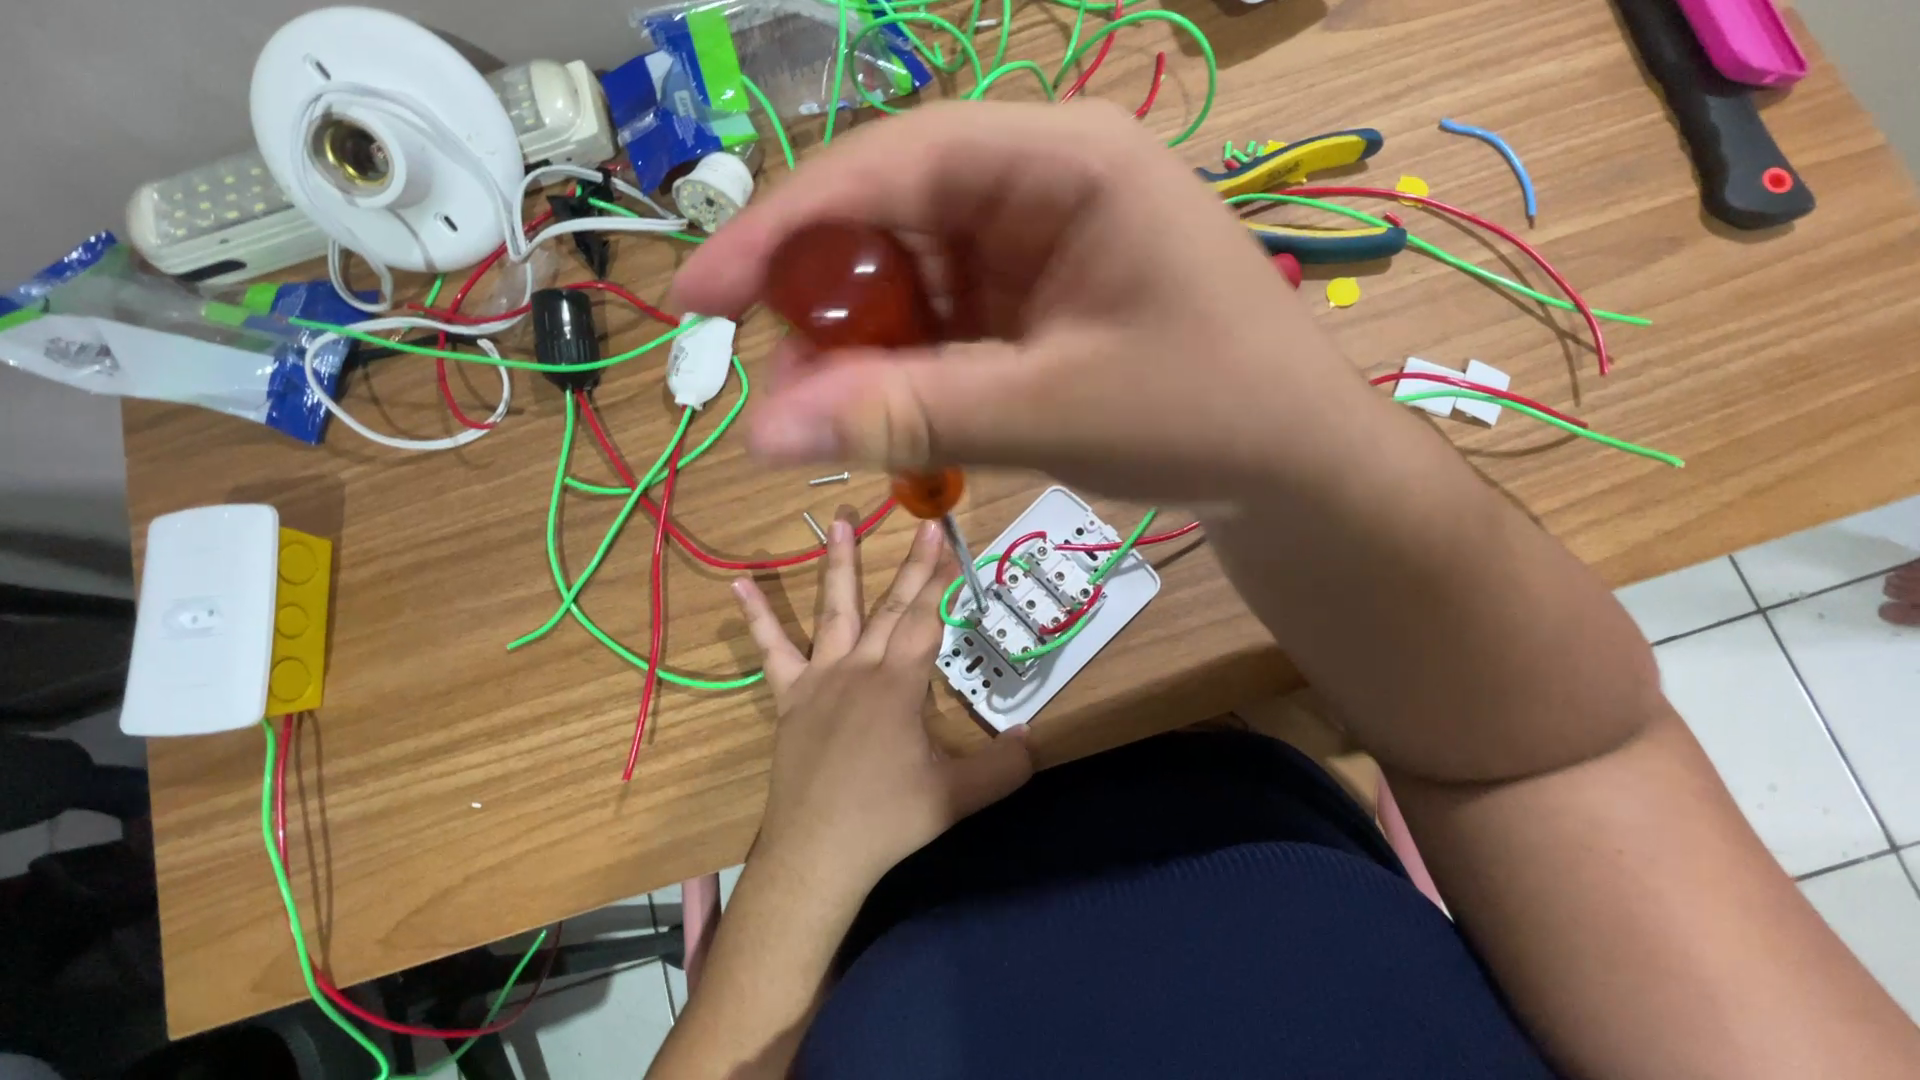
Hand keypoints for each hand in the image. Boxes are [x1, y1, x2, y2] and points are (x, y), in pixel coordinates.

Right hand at [671, 100, 1381, 500]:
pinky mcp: (1034, 297)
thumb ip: (907, 416)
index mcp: (1064, 160)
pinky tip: (890, 414)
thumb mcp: (1052, 412)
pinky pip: (942, 318)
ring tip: (834, 416)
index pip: (894, 162)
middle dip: (826, 300)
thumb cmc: (1207, 415)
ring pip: (909, 274)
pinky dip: (906, 367)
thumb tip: (761, 433)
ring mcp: (1037, 242)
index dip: (785, 225)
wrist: (1294, 466)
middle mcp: (1041, 183)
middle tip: (777, 381)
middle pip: (891, 215)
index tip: (700, 293)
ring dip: (863, 345)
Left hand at [731, 512, 1034, 893]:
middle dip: (911, 564)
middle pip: (891, 607)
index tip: (956, 546)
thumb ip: (1003, 767)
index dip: (944, 583)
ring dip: (838, 564)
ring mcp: (819, 679)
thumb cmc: (887, 821)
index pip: (928, 621)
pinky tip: (737, 583)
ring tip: (841, 520)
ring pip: (833, 611)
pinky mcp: (790, 698)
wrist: (816, 853)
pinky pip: (773, 651)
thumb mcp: (958, 798)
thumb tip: (1033, 737)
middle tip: (924, 522)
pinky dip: (757, 617)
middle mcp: (859, 669)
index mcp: (899, 686)